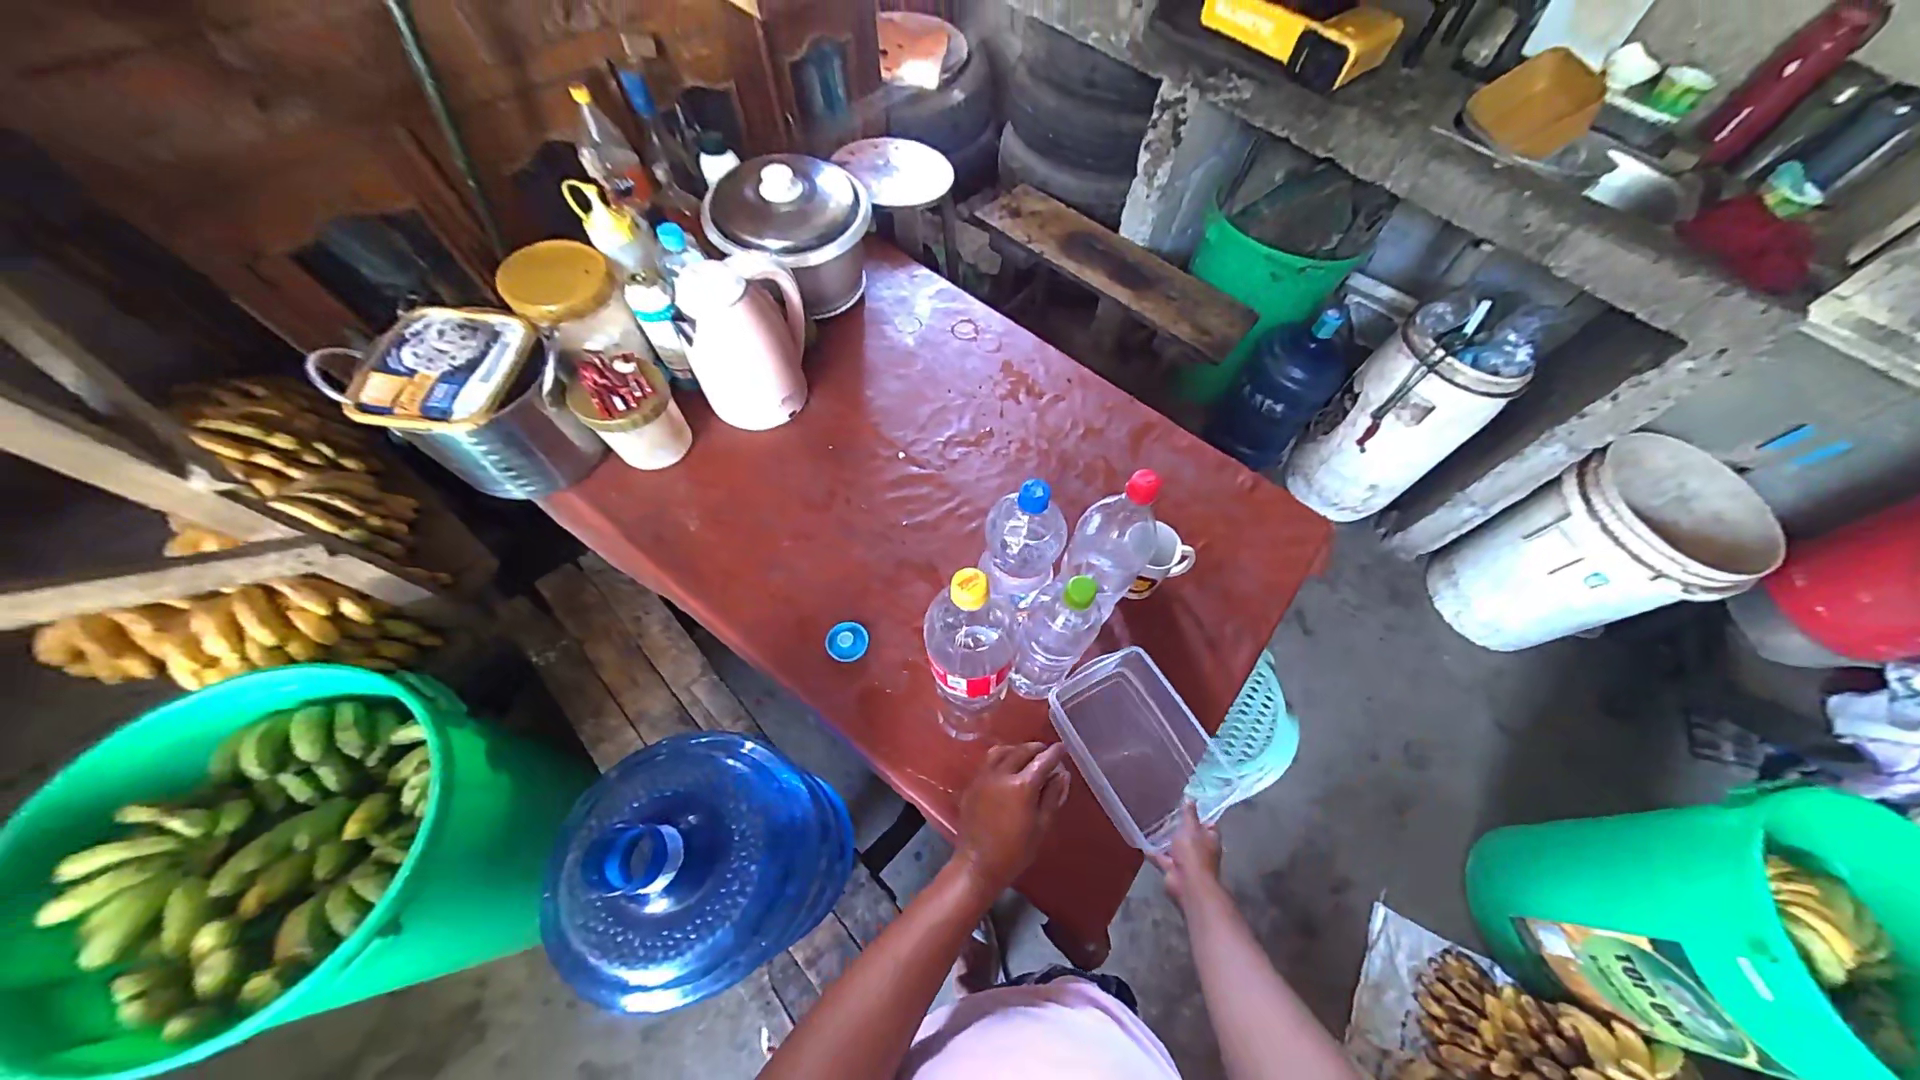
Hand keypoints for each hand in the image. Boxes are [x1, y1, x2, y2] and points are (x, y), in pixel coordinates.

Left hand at [954, 742, 1071, 896]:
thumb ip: (1052, 796)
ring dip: (1017, 749)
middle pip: (1021, 751)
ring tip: (1027, 755)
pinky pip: (988, 762)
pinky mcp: (972, 784)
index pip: (1042, 761)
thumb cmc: (1015, 851)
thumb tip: (1062, 775)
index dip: (1054, 753)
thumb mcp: (1041, 826)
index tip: (1062, 748)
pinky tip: (1007, 766)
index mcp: (1022, 786)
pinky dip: (1001, 757)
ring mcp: (984, 777)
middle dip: (1036, 749)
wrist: (978, 864)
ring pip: (1002, 751)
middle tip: (1046, 751)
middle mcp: (1002, 774)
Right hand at [1148, 801, 1222, 912]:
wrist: (1187, 883)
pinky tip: (1142, 841)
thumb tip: (1190, 798)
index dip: (1199, 814)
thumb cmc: (1194, 853)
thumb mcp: (1191, 828)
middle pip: (1191, 835)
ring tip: (1152, 823)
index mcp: (1210, 838)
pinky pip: (1162, 857)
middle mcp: (1200, 849)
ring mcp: (1187, 860)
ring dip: (1167, 840)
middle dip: (1180, 826)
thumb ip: (1189, 814)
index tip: (1186, 802)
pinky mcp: (1173, 869)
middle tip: (1165, 811)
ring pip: (1176, 847)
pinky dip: (1154, 851)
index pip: (1208, 823)